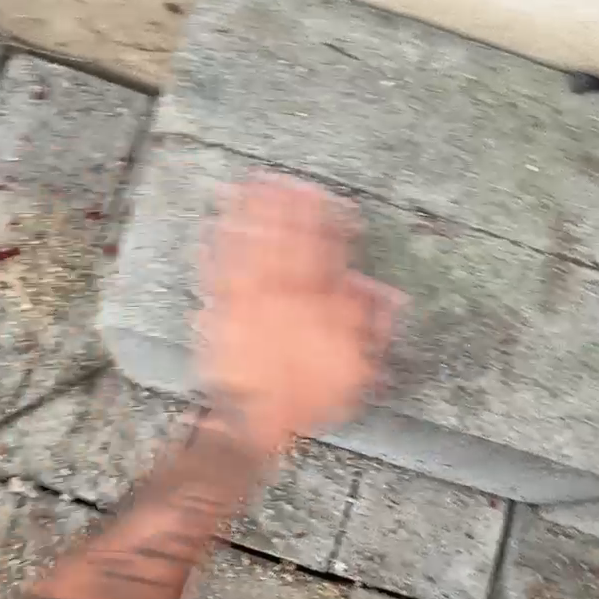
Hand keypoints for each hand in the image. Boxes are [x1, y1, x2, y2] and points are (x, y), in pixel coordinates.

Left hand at [197, 175, 402, 456]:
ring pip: (250, 246)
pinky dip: (215, 245)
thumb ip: (369, 325)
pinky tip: (212, 226)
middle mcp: (280, 295)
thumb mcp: (353, 367)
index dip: (331, 223)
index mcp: (316, 304)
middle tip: (289, 179)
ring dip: (252, 213)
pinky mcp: (221, 311)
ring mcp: (247, 300)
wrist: (254, 419)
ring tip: (252, 183)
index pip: (327, 253)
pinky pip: (216, 270)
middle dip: (289, 207)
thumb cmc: (305, 396)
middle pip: (286, 240)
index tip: (335, 201)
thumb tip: (386, 294)